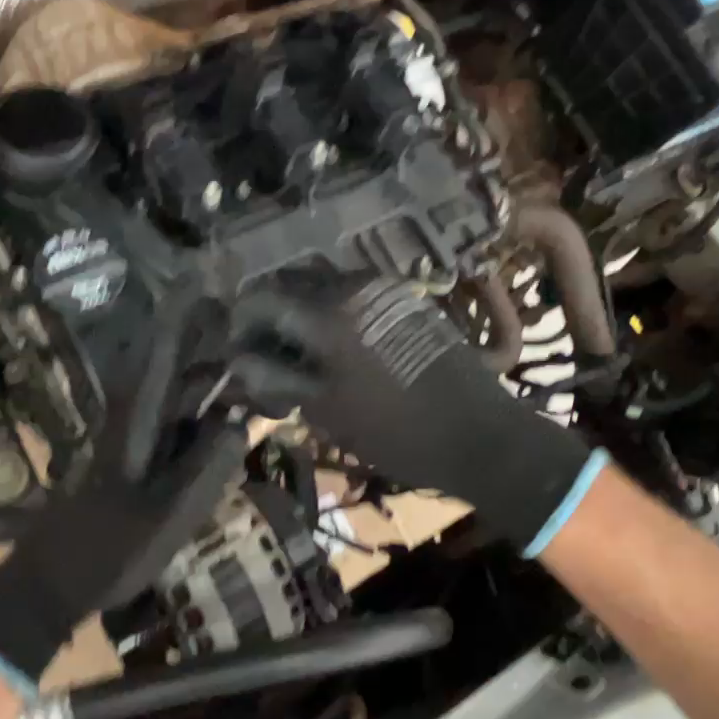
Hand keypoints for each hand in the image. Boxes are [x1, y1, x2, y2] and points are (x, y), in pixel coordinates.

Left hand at [0, 312, 245, 694]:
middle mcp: (132, 415)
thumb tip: (239, 419)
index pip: (163, 350)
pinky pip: (172, 413)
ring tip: (242, 353)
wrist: (53, 582)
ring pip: (171, 387)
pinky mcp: (134, 456)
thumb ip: (206, 466)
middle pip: (170, 361)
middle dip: (200, 332)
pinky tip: (219, 405)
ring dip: (202, 366)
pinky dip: (196, 399)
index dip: (185, 314)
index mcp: (136, 418)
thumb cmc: (107, 549)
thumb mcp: (168, 514)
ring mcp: (132, 436)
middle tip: (238, 309)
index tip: (209, 280)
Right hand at [230, 280, 607, 555]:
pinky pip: (355, 294)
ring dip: (303, 311)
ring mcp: (385, 288)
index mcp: (328, 313)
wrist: (482, 435)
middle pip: (292, 283)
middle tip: (266, 353)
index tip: (236, 350)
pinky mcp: (407, 299)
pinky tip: (338, 349)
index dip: (240, 323)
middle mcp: (353, 287)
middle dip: (270, 313)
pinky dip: (335, 312)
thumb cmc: (397, 432)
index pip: (262, 299)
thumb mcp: (326, 411)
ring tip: (301, 353)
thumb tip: (236, 359)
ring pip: (324, 285)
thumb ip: (275, 377)